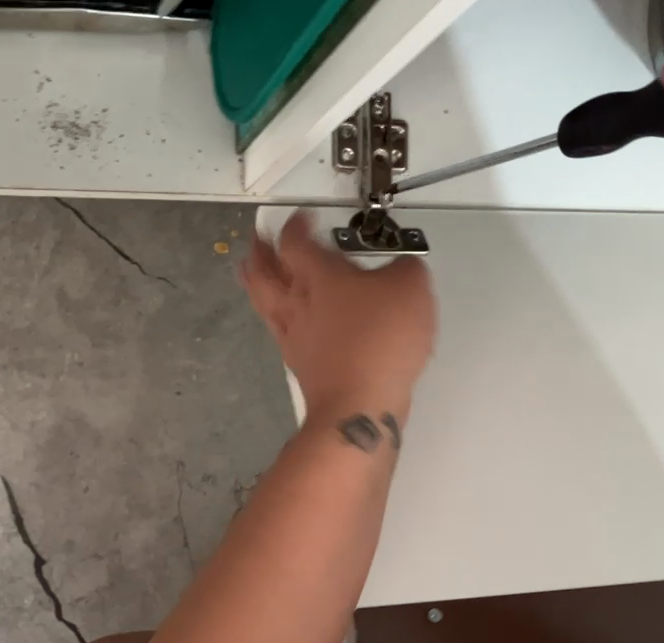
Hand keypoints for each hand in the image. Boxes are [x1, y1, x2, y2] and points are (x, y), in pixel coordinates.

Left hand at [241, 212, 435, 428]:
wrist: (358, 404)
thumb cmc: (381, 340)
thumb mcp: (411, 288)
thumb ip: (404, 268)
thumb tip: (399, 268)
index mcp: (318, 275)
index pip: (295, 241)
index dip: (295, 225)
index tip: (300, 217)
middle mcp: (297, 303)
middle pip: (263, 271)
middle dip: (259, 252)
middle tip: (256, 241)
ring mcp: (293, 336)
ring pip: (263, 302)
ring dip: (256, 283)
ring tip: (252, 272)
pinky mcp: (299, 365)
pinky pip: (279, 331)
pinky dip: (277, 317)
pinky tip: (286, 319)